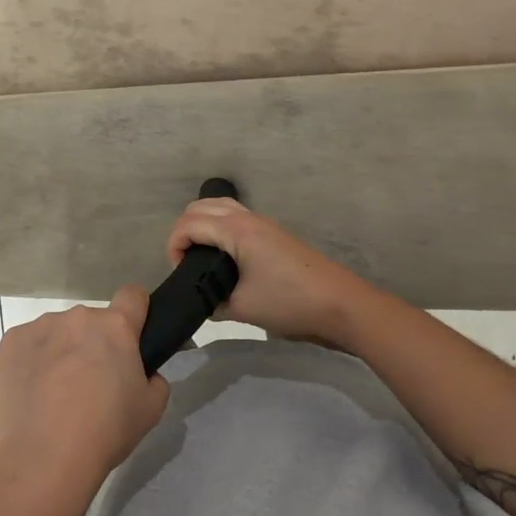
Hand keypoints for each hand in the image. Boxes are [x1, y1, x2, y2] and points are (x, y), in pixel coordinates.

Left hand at [0, 287, 169, 485]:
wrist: (41, 454)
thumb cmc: (104, 431)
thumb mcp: (150, 411)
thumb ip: (153, 381)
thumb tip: (142, 373)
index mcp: (114, 327)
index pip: (133, 296)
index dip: (136, 310)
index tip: (133, 331)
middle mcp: (75, 318)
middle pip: (90, 323)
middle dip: (93, 344)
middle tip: (90, 385)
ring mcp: (38, 327)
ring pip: (56, 334)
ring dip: (60, 353)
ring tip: (53, 397)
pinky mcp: (8, 343)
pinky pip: (27, 346)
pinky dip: (30, 364)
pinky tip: (30, 397)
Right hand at [165, 197, 378, 345]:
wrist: (342, 306)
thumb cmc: (289, 303)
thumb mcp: (242, 309)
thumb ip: (213, 303)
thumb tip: (204, 302)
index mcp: (235, 231)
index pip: (188, 224)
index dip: (174, 247)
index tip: (179, 275)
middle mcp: (247, 218)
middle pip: (200, 206)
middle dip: (184, 230)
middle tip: (185, 263)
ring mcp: (263, 223)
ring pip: (220, 206)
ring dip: (202, 224)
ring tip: (201, 258)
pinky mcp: (274, 233)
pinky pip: (235, 216)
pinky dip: (219, 226)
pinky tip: (224, 256)